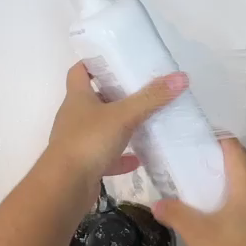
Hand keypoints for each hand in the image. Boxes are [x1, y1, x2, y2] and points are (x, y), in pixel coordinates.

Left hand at [39, 63, 186, 194]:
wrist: (65, 186)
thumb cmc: (89, 141)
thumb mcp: (123, 116)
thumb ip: (151, 98)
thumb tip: (180, 77)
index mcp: (77, 97)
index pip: (79, 71)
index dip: (93, 63)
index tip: (115, 60)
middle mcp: (74, 116)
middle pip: (92, 99)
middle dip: (113, 95)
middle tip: (139, 91)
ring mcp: (77, 141)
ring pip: (99, 128)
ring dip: (119, 127)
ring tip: (143, 123)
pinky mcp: (83, 164)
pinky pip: (104, 156)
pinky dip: (120, 158)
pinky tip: (138, 160)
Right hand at [154, 138, 245, 245]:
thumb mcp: (194, 233)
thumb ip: (175, 213)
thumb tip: (157, 204)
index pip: (238, 154)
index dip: (225, 142)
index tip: (210, 138)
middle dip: (235, 164)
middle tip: (213, 167)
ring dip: (244, 187)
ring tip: (222, 194)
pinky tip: (235, 223)